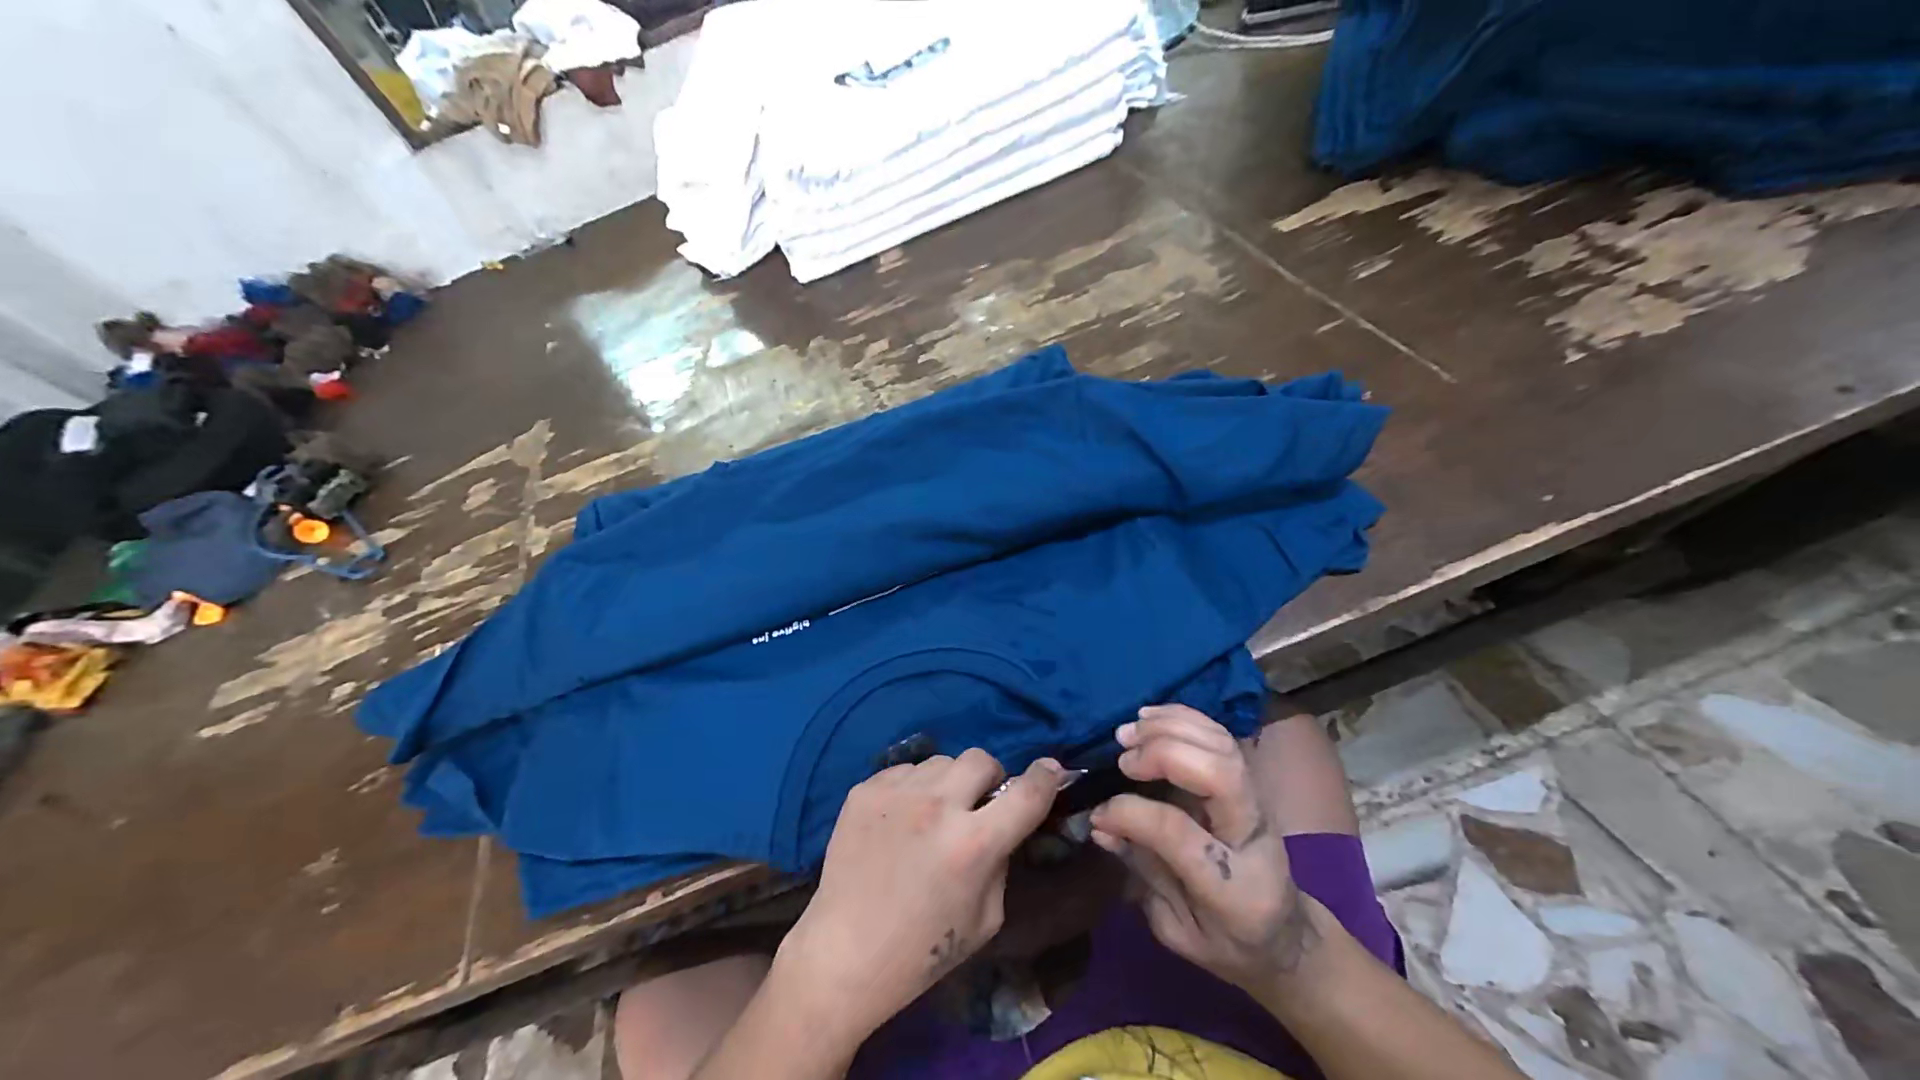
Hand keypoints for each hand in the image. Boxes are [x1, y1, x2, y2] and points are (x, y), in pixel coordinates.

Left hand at [774, 749, 1065, 1041]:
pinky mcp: (864, 790)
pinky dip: (914, 788)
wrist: (846, 954)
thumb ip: (1001, 860)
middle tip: (979, 804)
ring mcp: (897, 793)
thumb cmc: (924, 950)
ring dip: (949, 783)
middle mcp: (938, 807)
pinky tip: (901, 820)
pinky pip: (906, 770)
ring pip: (942, 761)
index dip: (1046, 776)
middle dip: (990, 778)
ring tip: (934, 814)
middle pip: (981, 758)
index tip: (1050, 769)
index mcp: (974, 844)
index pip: (1027, 792)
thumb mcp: (987, 917)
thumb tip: (1005, 822)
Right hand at [1088, 705, 1319, 994]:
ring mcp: (1257, 802)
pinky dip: (1183, 717)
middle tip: (1122, 759)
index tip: (1099, 814)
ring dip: (1171, 727)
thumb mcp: (1177, 930)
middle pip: (1218, 774)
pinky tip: (1148, 716)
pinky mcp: (1249, 781)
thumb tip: (1100, 826)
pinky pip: (1220, 736)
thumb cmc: (1226, 940)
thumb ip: (1142, 876)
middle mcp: (1254, 835)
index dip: (1131, 814)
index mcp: (1235, 889)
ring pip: (1223, 746)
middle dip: (1163, 754)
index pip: (1180, 833)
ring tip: (1129, 732)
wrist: (1284, 935)